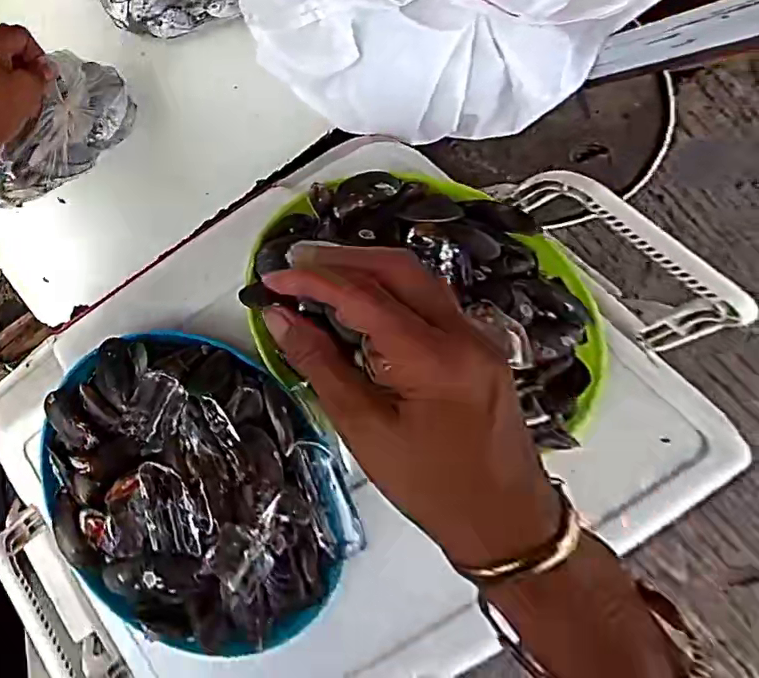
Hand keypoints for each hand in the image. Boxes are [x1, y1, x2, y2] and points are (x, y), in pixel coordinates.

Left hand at [0, 24, 49, 155]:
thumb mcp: (28, 89)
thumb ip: (40, 74)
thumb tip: (42, 70)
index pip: (21, 36)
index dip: (38, 54)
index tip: (43, 73)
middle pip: (5, 48)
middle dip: (23, 66)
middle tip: (34, 84)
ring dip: (10, 77)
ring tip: (20, 97)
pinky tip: (4, 104)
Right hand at [259, 246, 560, 568]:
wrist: (508, 523)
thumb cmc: (439, 484)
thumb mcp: (360, 423)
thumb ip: (317, 361)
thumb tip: (281, 319)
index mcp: (434, 360)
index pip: (359, 295)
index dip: (308, 280)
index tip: (273, 280)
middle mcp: (464, 342)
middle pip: (396, 268)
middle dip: (337, 258)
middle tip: (292, 264)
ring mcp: (476, 343)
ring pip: (414, 277)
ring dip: (360, 267)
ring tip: (315, 275)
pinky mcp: (476, 351)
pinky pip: (426, 298)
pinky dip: (383, 287)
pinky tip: (353, 301)